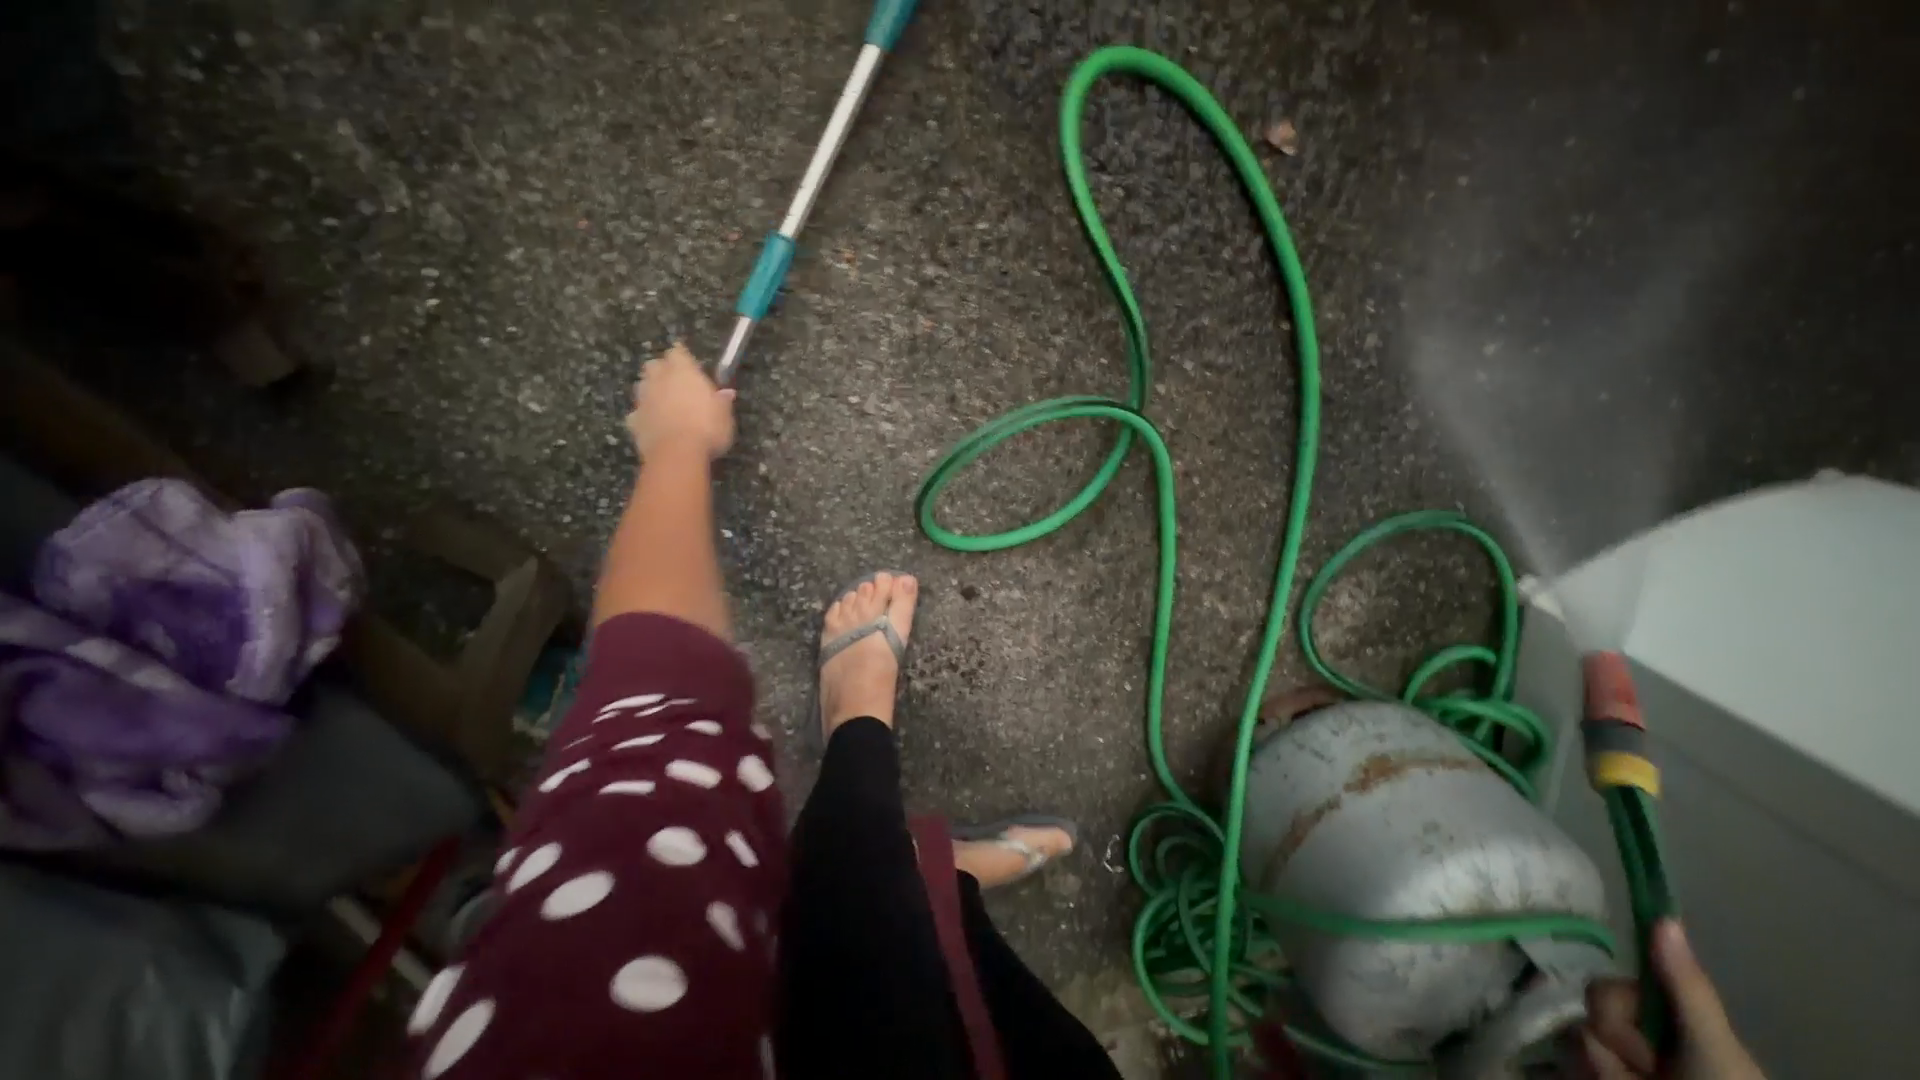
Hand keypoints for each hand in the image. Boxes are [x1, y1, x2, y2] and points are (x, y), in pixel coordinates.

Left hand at [625, 344, 734, 460]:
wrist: (676, 454)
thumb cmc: (706, 428)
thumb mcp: (724, 416)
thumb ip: (722, 402)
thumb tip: (727, 393)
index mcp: (682, 371)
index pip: (677, 352)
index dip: (682, 356)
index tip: (688, 361)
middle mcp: (659, 380)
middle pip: (654, 365)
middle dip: (661, 369)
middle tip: (673, 380)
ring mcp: (643, 400)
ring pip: (642, 386)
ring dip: (650, 390)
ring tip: (663, 401)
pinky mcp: (633, 421)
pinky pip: (637, 413)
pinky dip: (644, 416)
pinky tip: (653, 424)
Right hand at [1578, 920, 1763, 1078]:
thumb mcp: (1714, 1045)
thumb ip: (1686, 987)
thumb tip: (1664, 915)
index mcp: (1665, 1016)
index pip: (1612, 984)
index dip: (1621, 1004)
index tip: (1639, 1024)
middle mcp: (1637, 1032)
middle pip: (1591, 1009)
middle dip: (1615, 1039)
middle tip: (1650, 1069)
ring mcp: (1617, 1057)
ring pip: (1578, 1038)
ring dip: (1607, 1065)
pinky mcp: (1596, 1072)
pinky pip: (1572, 1061)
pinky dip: (1596, 1073)